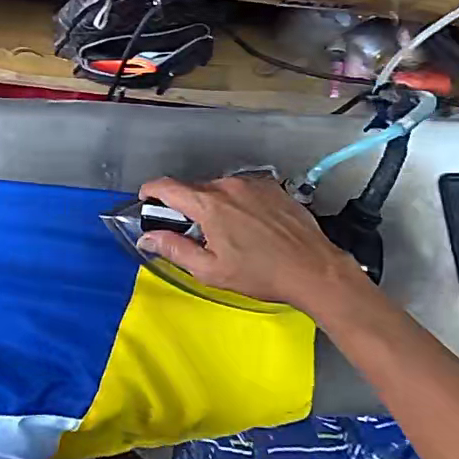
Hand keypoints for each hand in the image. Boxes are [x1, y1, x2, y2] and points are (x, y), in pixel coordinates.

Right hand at [136, 174, 372, 312]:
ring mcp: (254, 185)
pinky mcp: (274, 188)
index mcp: (210, 205)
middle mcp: (230, 187)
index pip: (168, 186)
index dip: (151, 191)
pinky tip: (250, 228)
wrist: (312, 268)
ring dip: (216, 206)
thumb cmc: (262, 273)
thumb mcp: (211, 270)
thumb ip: (175, 249)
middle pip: (196, 189)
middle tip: (193, 234)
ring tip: (228, 235)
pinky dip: (239, 204)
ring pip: (221, 189)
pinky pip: (245, 191)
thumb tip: (149, 237)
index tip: (146, 199)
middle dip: (187, 207)